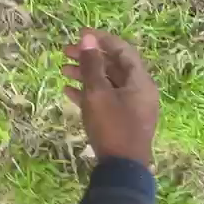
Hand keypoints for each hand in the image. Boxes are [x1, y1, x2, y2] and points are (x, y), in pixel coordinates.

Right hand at [61, 29, 159, 163]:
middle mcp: (140, 91)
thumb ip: (91, 65)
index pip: (122, 51)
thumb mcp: (97, 93)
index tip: (80, 34)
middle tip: (66, 51)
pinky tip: (68, 91)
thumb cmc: (112, 126)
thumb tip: (87, 38)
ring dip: (86, 74)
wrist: (123, 169)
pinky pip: (106, 99)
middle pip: (114, 66)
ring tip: (63, 70)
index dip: (102, 40)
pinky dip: (89, 92)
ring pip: (108, 83)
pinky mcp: (123, 120)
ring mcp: (132, 107)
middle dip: (90, 57)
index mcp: (140, 81)